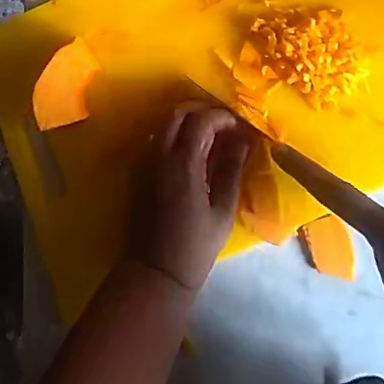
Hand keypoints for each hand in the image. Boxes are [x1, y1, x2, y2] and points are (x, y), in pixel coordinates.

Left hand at [127, 104, 252, 292]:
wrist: (155, 271)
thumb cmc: (195, 247)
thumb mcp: (222, 211)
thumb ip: (231, 171)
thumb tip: (243, 141)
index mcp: (182, 163)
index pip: (200, 121)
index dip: (221, 117)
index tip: (239, 126)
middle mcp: (160, 155)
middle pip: (178, 114)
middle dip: (203, 112)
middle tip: (225, 126)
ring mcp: (147, 161)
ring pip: (166, 125)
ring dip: (189, 122)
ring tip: (213, 137)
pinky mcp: (140, 170)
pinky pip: (159, 139)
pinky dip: (177, 135)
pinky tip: (194, 152)